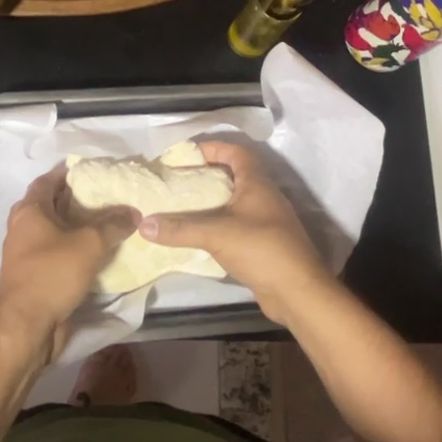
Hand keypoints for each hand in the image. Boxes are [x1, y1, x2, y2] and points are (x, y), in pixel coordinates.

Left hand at [0, 167, 138, 352]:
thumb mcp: (89, 243)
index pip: (47, 180)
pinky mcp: (32, 276)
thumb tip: (134, 213)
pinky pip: (54, 253)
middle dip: (72, 199)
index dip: (67, 172)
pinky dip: (71, 249)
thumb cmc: (52, 273)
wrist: (26, 326)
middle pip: (48, 205)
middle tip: (102, 195)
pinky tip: (94, 253)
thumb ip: (113, 225)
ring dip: (73, 227)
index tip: (90, 170)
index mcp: (29, 211)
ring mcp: (25, 254)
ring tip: (103, 222)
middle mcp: (22, 228)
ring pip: (51, 231)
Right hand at [139, 140, 333, 322]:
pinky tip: (198, 236)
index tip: (188, 154)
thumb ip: (180, 228)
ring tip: (182, 207)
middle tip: (178, 182)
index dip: (214, 149)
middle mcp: (264, 197)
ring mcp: (266, 222)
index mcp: (257, 183)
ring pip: (234, 203)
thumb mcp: (217, 234)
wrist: (298, 292)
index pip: (236, 153)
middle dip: (207, 176)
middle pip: (234, 176)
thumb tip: (143, 224)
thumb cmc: (261, 249)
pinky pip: (236, 226)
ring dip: (212, 203)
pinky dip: (218, 226)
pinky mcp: (264, 245)